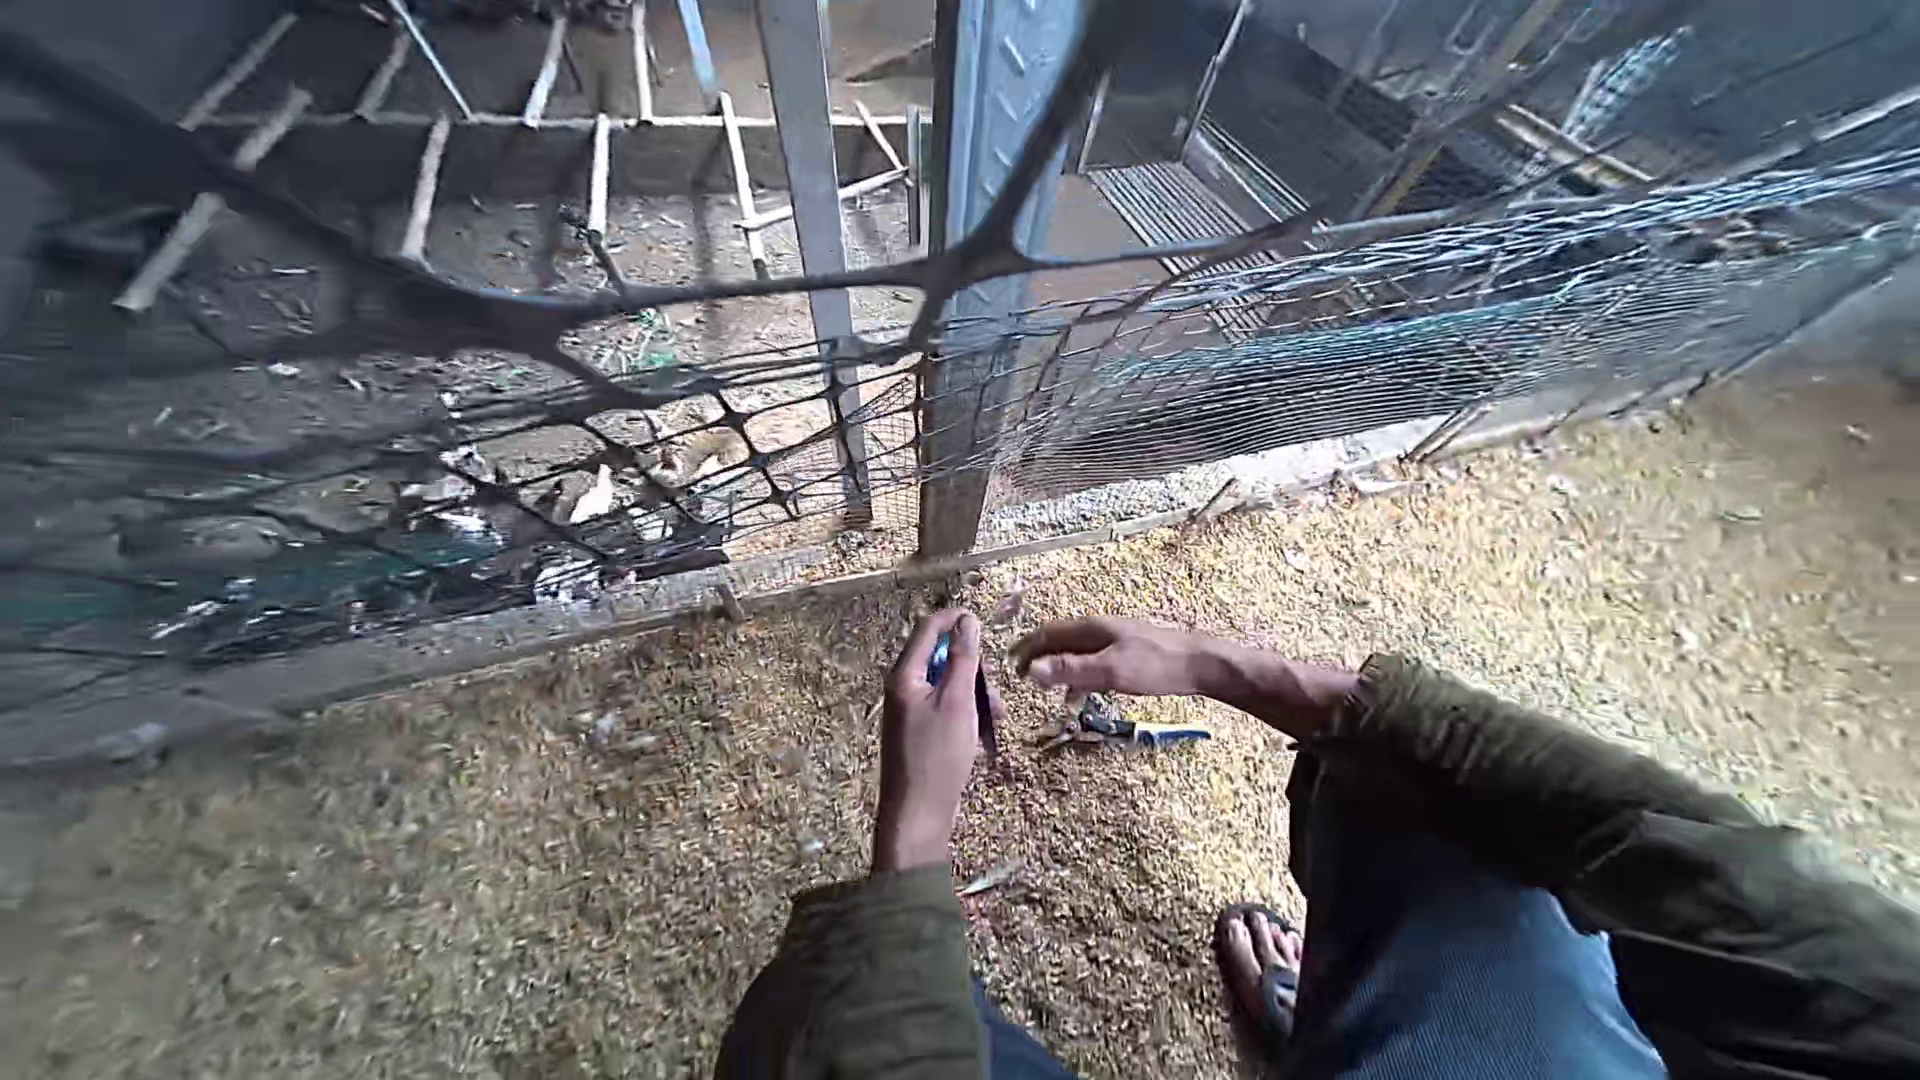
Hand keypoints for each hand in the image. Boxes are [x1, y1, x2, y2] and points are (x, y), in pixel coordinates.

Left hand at [873, 608, 1000, 872]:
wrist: (917, 815)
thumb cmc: (937, 756)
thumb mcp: (956, 702)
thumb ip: (962, 658)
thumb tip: (967, 620)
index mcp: (905, 675)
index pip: (928, 629)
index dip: (954, 619)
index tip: (982, 621)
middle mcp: (904, 687)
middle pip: (940, 657)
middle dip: (971, 666)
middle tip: (992, 686)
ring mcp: (911, 710)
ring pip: (947, 683)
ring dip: (974, 691)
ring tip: (995, 715)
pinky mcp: (921, 729)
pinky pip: (946, 706)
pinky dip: (966, 711)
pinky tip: (984, 729)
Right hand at [1013, 617, 1358, 739]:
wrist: (1201, 665)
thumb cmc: (1155, 666)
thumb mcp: (1111, 671)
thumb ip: (1071, 671)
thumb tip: (1033, 671)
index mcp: (1090, 628)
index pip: (1048, 633)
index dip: (1027, 648)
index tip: (1010, 664)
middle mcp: (1098, 629)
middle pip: (1059, 641)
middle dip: (1038, 657)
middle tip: (1022, 677)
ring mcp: (1113, 640)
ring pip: (1075, 653)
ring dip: (1057, 669)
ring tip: (1046, 691)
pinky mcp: (1125, 653)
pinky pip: (1091, 663)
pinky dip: (1078, 677)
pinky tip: (1080, 696)